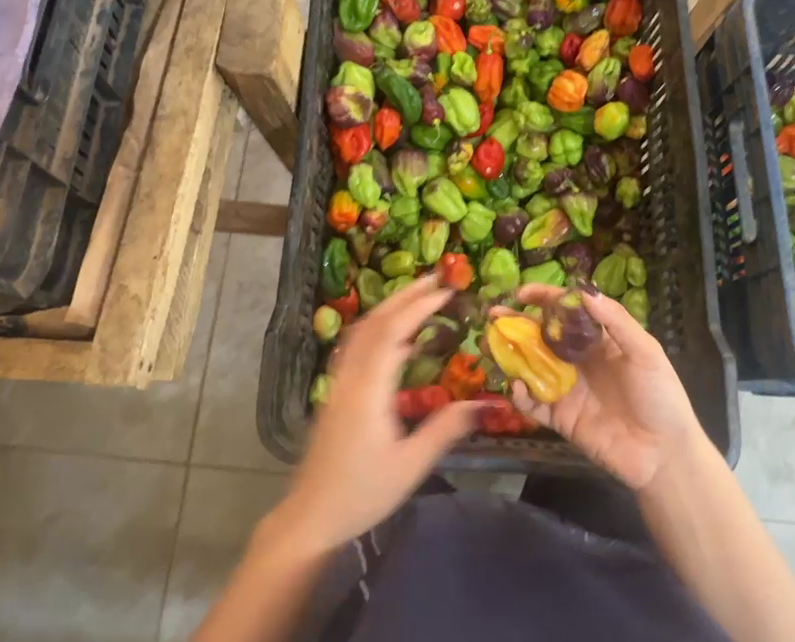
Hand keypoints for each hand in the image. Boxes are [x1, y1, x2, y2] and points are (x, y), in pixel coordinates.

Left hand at [265, 274, 482, 555]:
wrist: (311, 515)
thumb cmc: (362, 493)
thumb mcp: (411, 466)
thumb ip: (445, 430)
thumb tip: (483, 404)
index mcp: (368, 390)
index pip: (392, 332)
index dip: (418, 306)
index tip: (445, 290)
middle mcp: (350, 377)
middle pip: (374, 322)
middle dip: (405, 296)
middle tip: (436, 278)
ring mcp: (338, 383)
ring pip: (361, 331)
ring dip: (390, 308)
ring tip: (420, 296)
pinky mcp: (336, 393)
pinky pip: (356, 346)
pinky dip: (379, 328)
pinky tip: (397, 336)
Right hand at [508, 286, 706, 489]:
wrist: (664, 455)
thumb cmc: (661, 398)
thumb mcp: (646, 352)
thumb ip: (615, 321)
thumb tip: (583, 291)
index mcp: (599, 342)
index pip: (567, 313)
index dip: (545, 299)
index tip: (522, 293)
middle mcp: (578, 362)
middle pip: (541, 337)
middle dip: (516, 325)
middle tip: (494, 316)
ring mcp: (567, 390)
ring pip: (531, 368)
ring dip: (510, 356)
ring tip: (492, 346)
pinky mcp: (560, 419)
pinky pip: (533, 404)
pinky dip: (521, 396)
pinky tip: (518, 388)